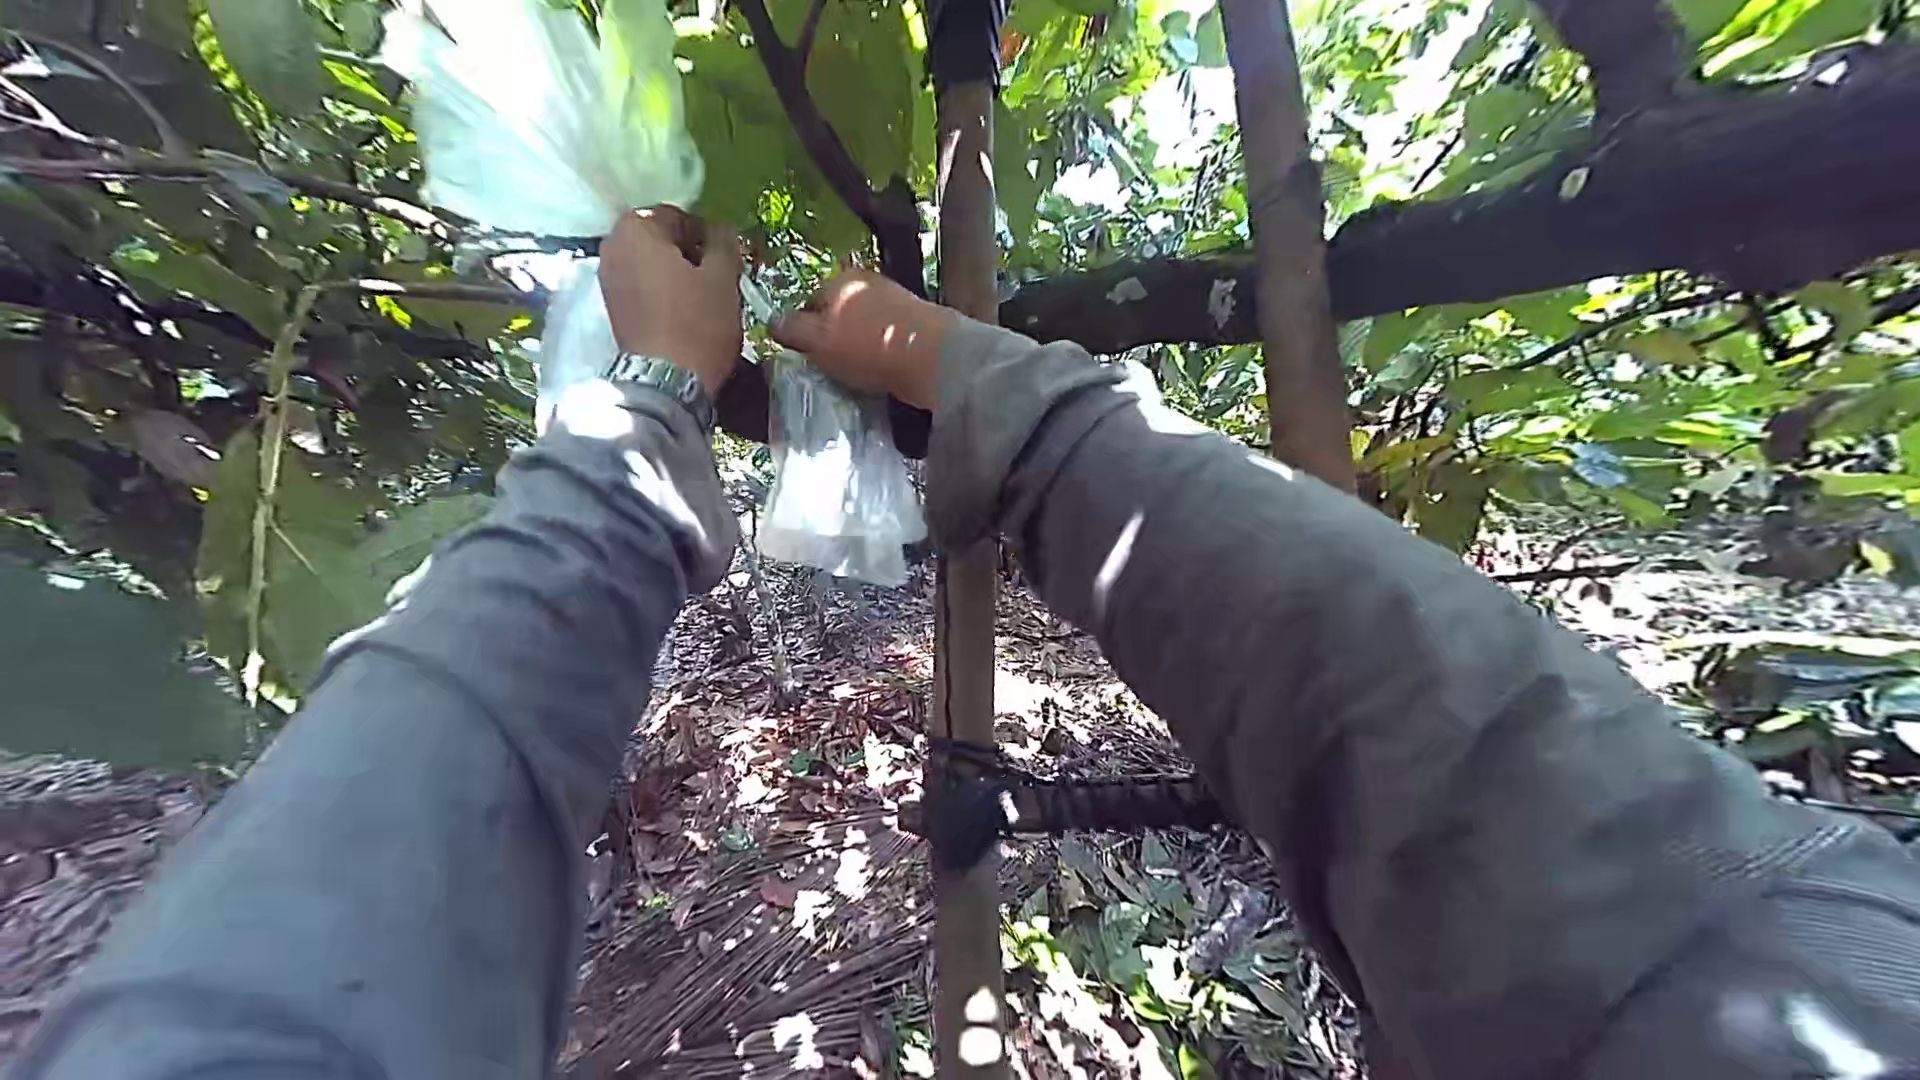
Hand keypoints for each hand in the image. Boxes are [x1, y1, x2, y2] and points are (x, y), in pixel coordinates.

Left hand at [600, 206, 742, 393]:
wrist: (668, 381)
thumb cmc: (698, 323)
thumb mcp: (723, 280)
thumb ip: (724, 246)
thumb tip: (724, 231)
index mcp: (636, 228)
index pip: (679, 217)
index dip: (709, 237)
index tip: (730, 262)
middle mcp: (612, 246)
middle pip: (661, 242)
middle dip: (691, 257)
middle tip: (720, 282)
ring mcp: (608, 279)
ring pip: (653, 267)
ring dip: (679, 277)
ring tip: (705, 302)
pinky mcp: (613, 309)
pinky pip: (644, 289)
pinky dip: (664, 296)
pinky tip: (686, 316)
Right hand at [770, 271, 953, 409]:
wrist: (931, 357)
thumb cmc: (866, 346)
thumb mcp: (818, 340)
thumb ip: (793, 330)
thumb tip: (773, 322)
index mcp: (841, 280)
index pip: (810, 302)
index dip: (804, 331)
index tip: (807, 357)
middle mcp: (870, 284)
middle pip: (840, 315)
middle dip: (835, 339)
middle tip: (833, 369)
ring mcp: (897, 303)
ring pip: (866, 328)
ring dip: (860, 349)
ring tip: (859, 375)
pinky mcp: (919, 325)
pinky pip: (888, 340)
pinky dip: (882, 355)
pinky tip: (883, 374)